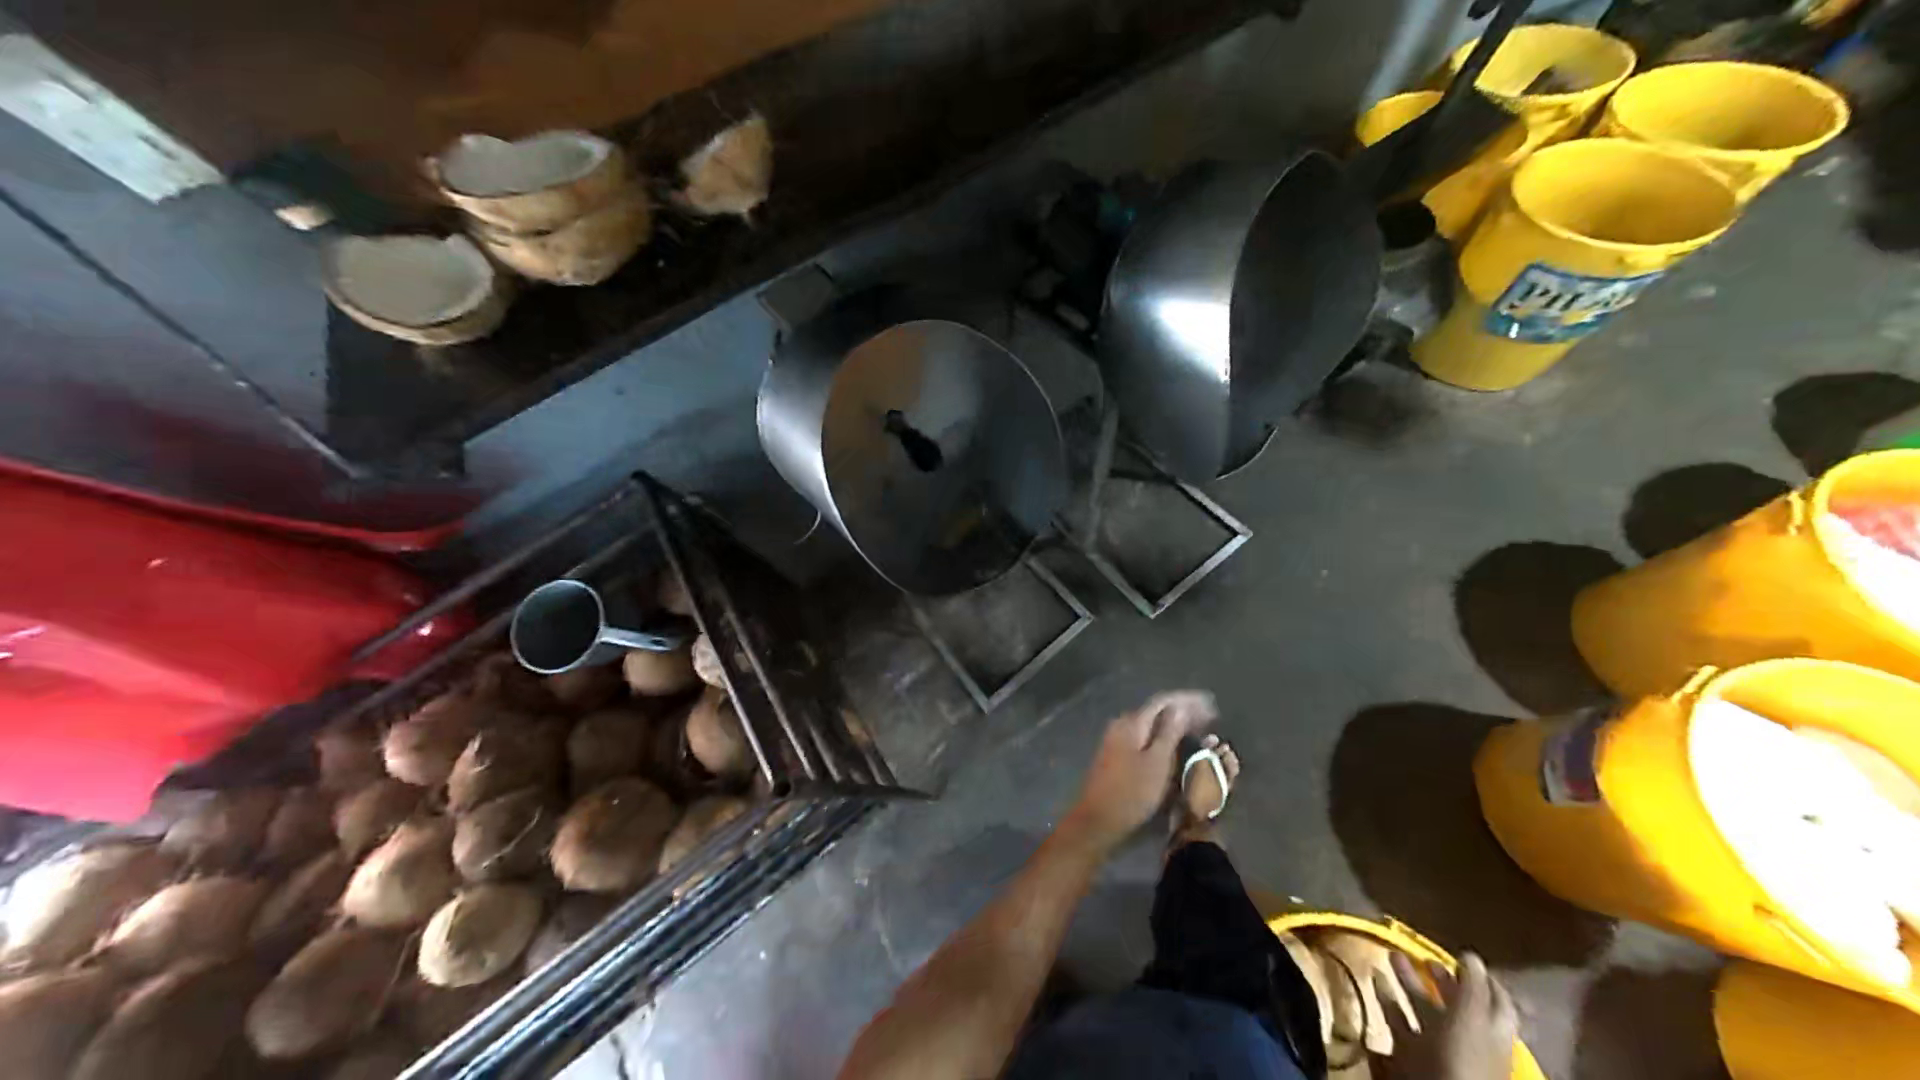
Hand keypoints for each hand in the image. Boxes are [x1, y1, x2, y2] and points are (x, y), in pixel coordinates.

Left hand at [1063, 690, 1215, 851]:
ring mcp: (1117, 739)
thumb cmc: (1132, 792)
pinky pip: (1144, 737)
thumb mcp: (1157, 762)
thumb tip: (1180, 706)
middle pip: (1157, 711)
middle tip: (1210, 718)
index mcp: (1132, 723)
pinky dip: (1162, 737)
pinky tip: (1175, 744)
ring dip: (1174, 724)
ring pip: (1151, 724)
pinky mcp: (1116, 754)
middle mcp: (1122, 725)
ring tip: (1198, 729)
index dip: (1188, 700)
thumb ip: (1168, 732)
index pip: (1163, 701)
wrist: (1099, 818)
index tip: (1211, 705)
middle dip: (1183, 711)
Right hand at [1382, 952, 1518, 1079]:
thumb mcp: (1472, 1016)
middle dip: (1440, 976)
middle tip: (1422, 955)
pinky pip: (1401, 1022)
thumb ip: (1473, 986)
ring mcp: (1442, 1046)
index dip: (1481, 977)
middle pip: (1457, 1002)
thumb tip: (1470, 955)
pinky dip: (1388, 1000)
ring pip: (1426, 1009)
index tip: (1460, 954)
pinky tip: (1375, 981)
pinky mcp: (1414, 1053)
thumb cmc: (1464, 1055)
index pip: (1495, 998)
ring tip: (1392, 956)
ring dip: (1409, 982)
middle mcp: (1470, 1037)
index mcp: (1493, 1030)